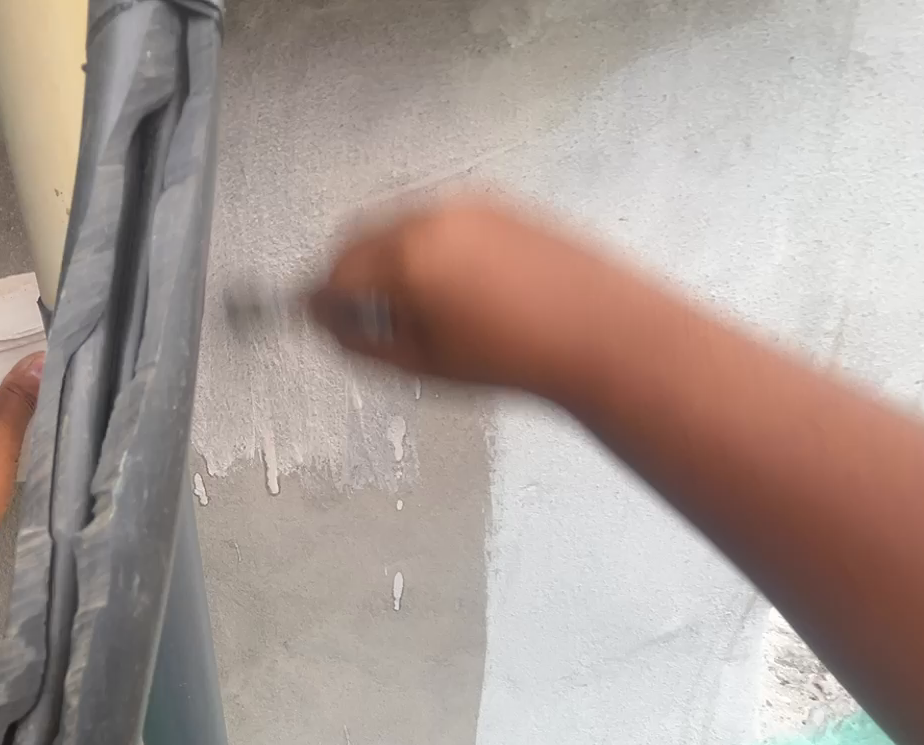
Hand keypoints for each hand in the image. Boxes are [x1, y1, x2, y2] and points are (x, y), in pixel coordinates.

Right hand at [311, 196, 670, 401]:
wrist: (604, 333)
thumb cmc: (503, 358)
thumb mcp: (414, 363)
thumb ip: (354, 338)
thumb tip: (322, 319)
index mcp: (404, 258)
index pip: (331, 274)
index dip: (320, 305)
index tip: (326, 327)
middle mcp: (428, 217)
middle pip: (354, 240)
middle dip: (346, 277)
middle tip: (365, 320)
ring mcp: (464, 204)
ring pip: (391, 227)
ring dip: (381, 261)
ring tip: (413, 307)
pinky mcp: (494, 204)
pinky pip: (430, 222)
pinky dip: (416, 248)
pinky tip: (446, 288)